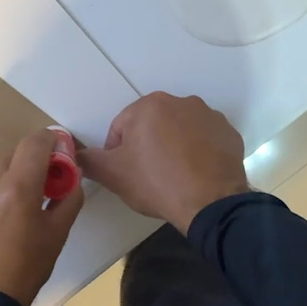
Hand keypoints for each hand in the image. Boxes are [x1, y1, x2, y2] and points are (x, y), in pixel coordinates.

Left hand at [0, 129, 85, 305]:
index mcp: (17, 188)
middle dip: (27, 164)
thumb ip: (68, 196)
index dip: (50, 141)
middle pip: (12, 154)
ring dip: (3, 179)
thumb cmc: (26, 269)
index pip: (35, 142)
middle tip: (36, 185)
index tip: (56, 150)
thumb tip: (71, 174)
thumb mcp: (58, 233)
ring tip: (8, 208)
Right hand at [78, 92, 251, 233]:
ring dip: (173, 148)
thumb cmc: (156, 182)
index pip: (121, 128)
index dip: (118, 153)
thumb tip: (77, 155)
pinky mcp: (229, 134)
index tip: (125, 174)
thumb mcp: (112, 174)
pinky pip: (205, 141)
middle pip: (152, 126)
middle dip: (147, 147)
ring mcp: (210, 116)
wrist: (210, 203)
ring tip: (173, 177)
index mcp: (149, 105)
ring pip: (179, 131)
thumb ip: (89, 160)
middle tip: (148, 176)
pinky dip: (198, 153)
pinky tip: (194, 175)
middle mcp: (181, 102)